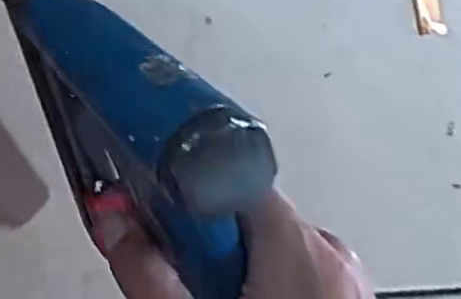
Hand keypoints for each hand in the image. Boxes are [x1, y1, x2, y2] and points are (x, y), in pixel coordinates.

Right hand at [93, 192, 372, 298]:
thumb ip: (148, 273)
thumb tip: (114, 225)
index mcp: (301, 246)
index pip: (225, 173)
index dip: (182, 189)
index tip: (156, 211)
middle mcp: (331, 257)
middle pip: (241, 209)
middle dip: (205, 236)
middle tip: (188, 277)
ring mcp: (346, 286)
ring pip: (265, 243)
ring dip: (232, 263)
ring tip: (214, 295)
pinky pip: (291, 271)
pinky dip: (262, 283)